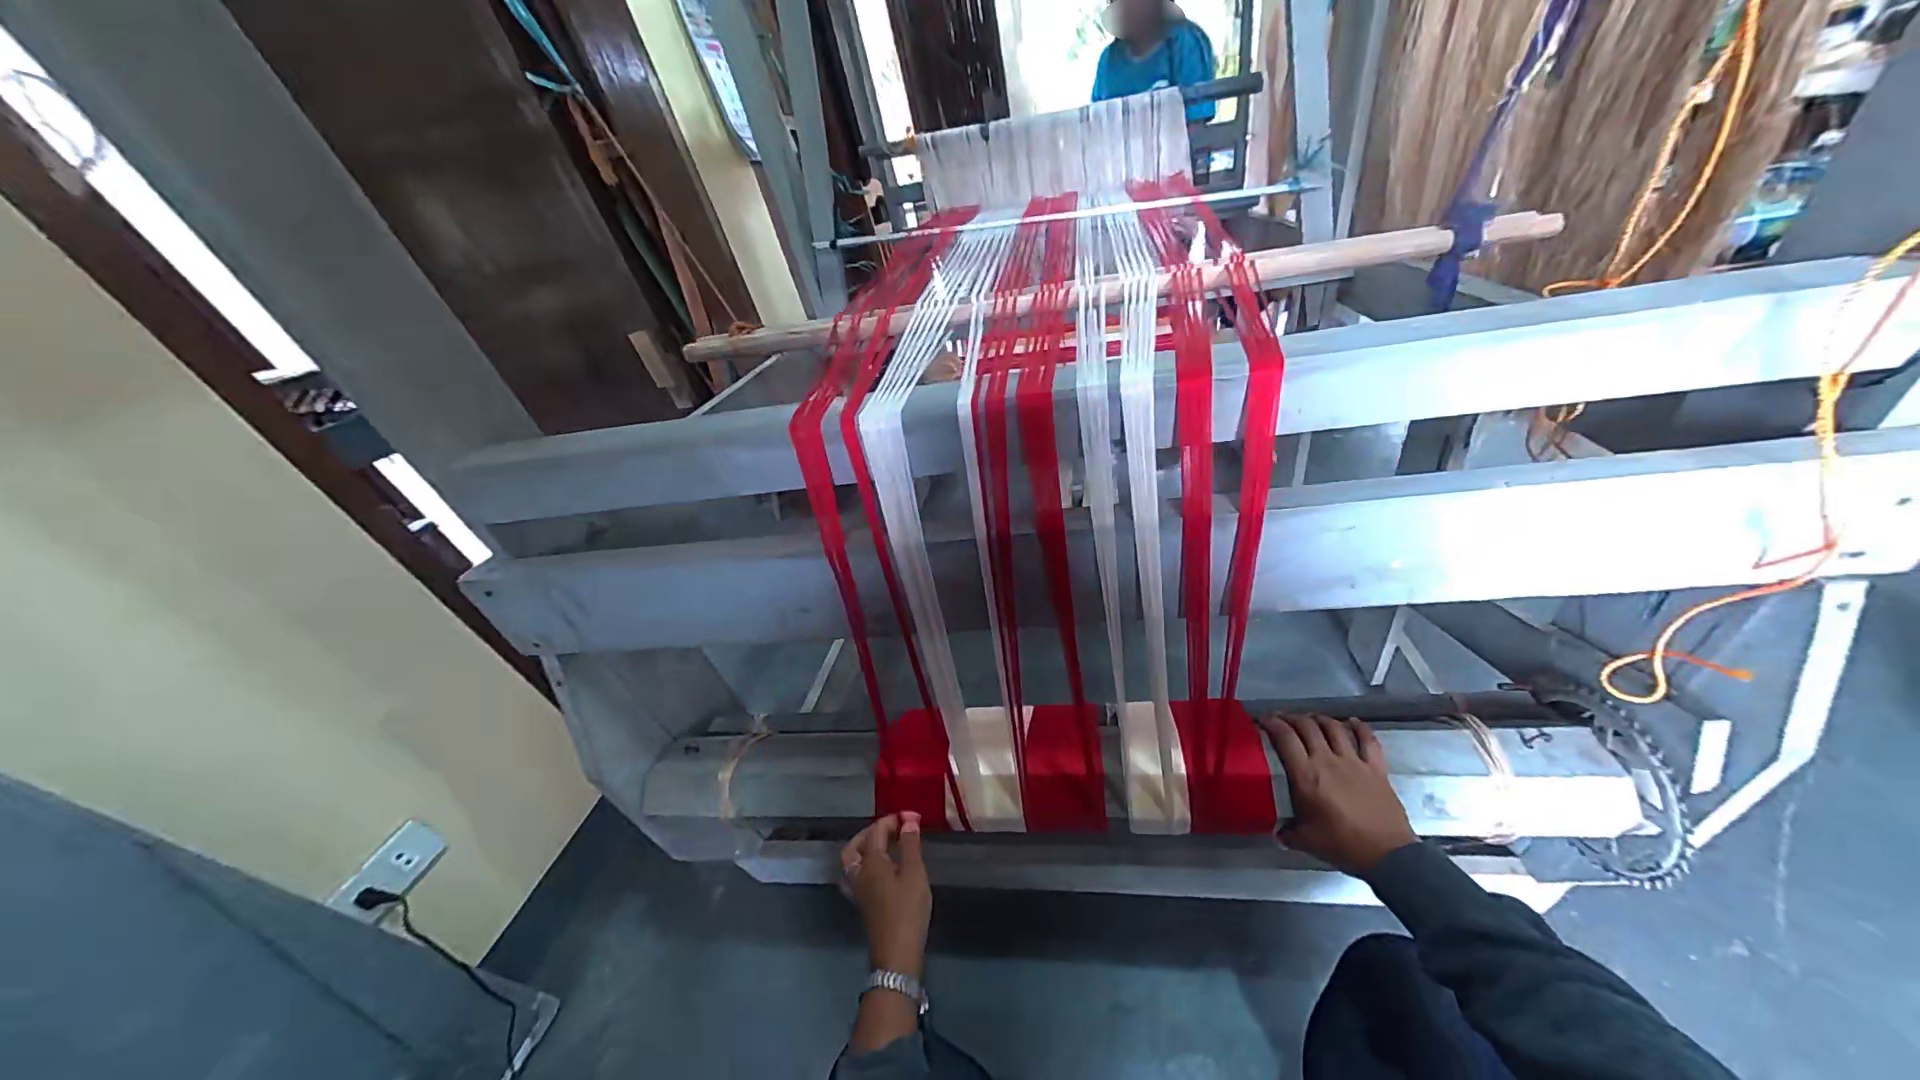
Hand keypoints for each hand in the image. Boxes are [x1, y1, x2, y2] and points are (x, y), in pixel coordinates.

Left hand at [841, 812, 929, 978]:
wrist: (896, 953)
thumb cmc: (907, 909)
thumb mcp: (915, 873)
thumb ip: (910, 845)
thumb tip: (908, 821)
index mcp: (871, 861)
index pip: (876, 831)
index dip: (892, 820)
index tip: (911, 816)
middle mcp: (859, 872)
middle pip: (856, 845)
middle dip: (872, 832)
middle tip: (892, 829)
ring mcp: (858, 890)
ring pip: (853, 861)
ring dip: (866, 848)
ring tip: (886, 845)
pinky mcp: (862, 903)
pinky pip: (856, 875)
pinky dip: (865, 865)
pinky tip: (879, 870)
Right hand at [1260, 714, 1417, 876]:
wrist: (1388, 854)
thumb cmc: (1343, 845)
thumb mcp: (1306, 841)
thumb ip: (1288, 832)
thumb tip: (1277, 831)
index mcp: (1306, 775)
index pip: (1285, 738)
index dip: (1272, 723)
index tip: (1263, 720)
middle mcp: (1328, 760)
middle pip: (1307, 726)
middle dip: (1291, 718)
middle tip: (1282, 719)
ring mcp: (1354, 762)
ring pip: (1334, 727)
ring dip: (1319, 719)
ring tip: (1311, 719)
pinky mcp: (1376, 768)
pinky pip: (1368, 740)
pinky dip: (1359, 727)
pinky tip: (1352, 722)